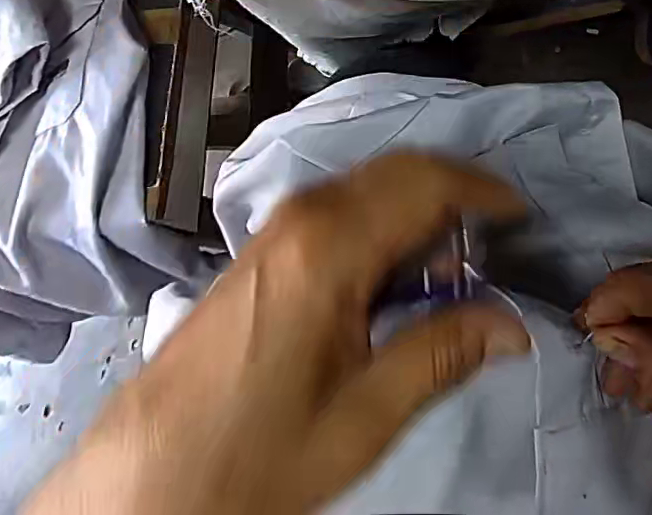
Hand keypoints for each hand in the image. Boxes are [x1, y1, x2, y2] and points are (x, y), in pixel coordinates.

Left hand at [25, 151, 531, 514]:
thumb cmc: (253, 460)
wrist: (131, 497)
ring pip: (375, 183)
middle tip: (494, 237)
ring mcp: (280, 227)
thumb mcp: (363, 417)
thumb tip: (515, 326)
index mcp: (332, 246)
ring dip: (423, 205)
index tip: (520, 214)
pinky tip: (399, 270)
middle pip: (403, 170)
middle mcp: (305, 216)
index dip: (483, 191)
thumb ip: (444, 352)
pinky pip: (346, 205)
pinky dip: (389, 218)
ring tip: (453, 261)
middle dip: (458, 192)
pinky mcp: (266, 246)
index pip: (428, 184)